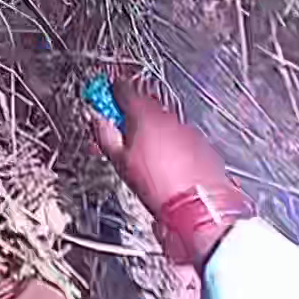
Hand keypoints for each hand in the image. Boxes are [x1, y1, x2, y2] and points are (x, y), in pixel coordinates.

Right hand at [89, 77, 246, 264]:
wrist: (200, 209)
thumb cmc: (159, 186)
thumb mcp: (119, 161)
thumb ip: (104, 134)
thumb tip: (96, 120)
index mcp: (143, 114)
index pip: (122, 89)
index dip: (110, 93)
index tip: (103, 101)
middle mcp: (167, 116)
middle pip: (143, 105)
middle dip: (130, 115)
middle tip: (120, 131)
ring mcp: (187, 129)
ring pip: (163, 122)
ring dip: (152, 131)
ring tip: (145, 155)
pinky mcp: (202, 144)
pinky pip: (181, 137)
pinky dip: (172, 144)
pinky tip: (167, 163)